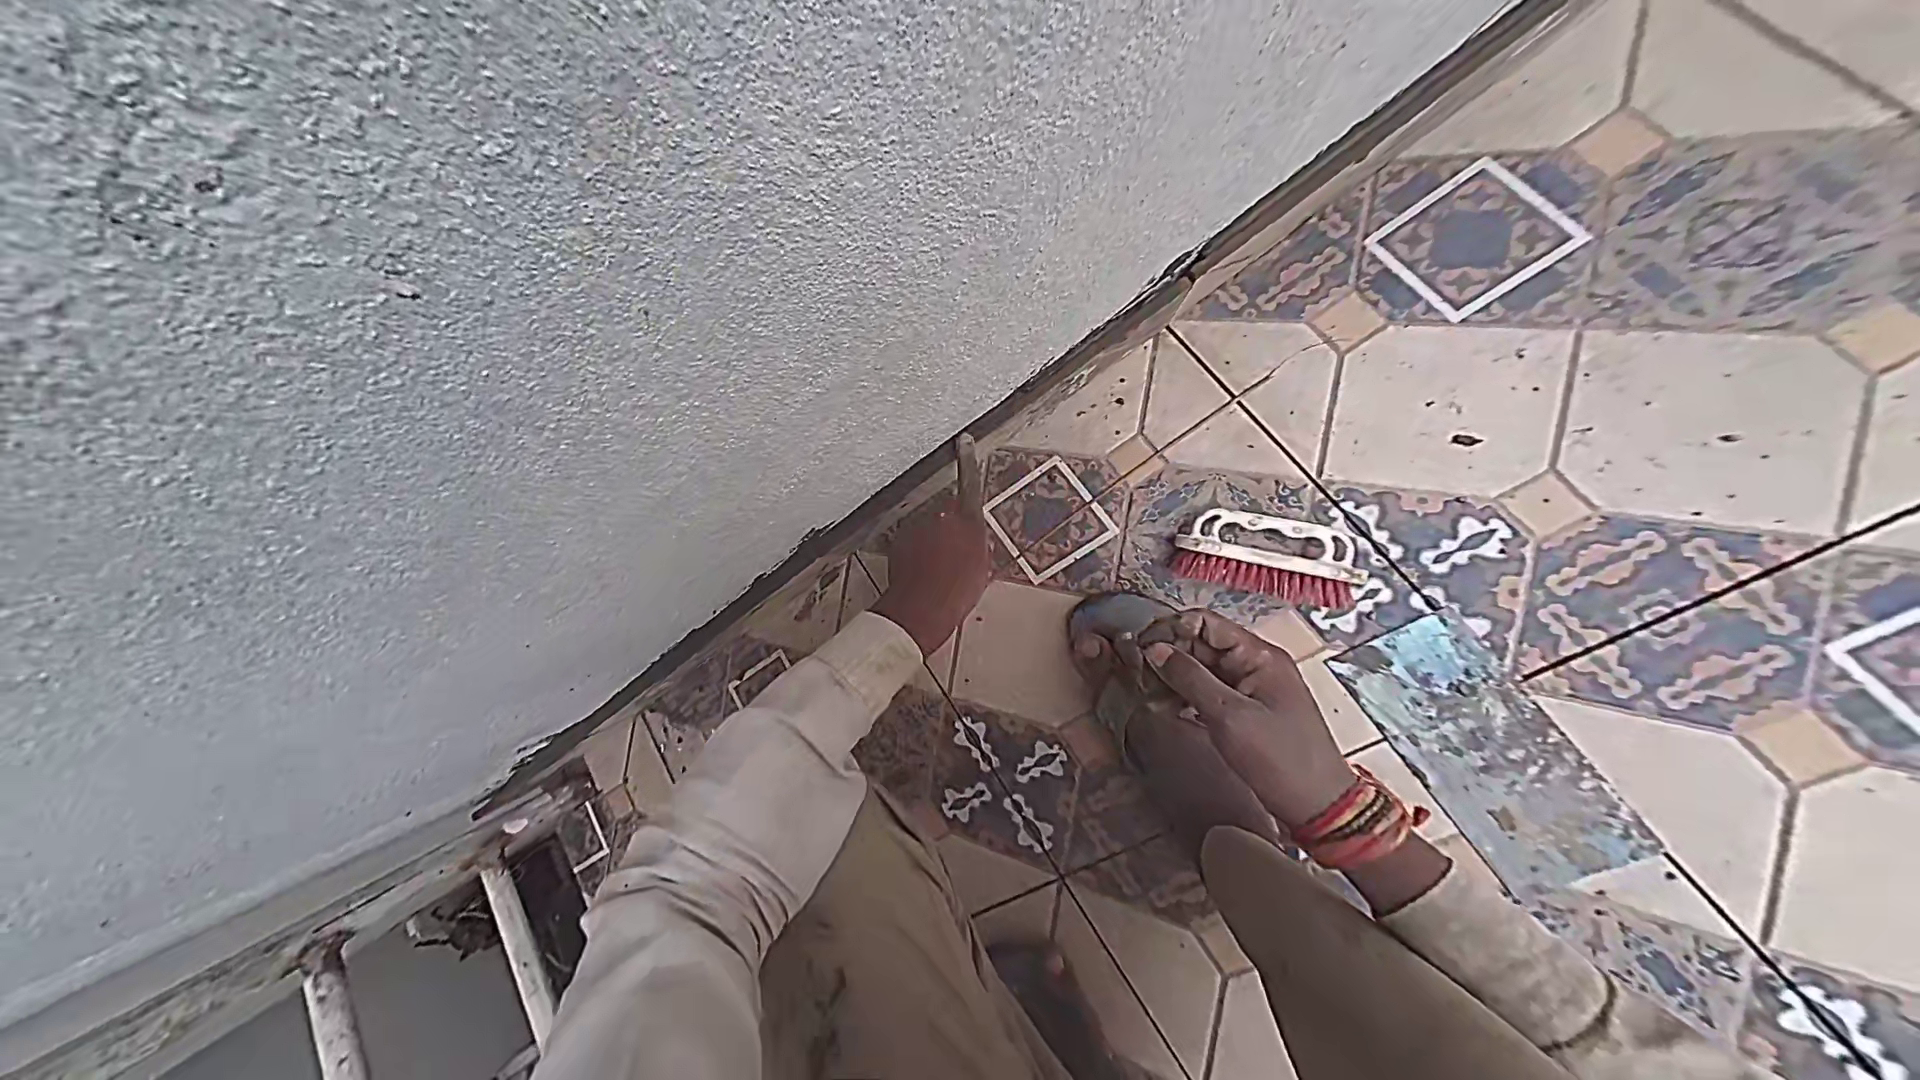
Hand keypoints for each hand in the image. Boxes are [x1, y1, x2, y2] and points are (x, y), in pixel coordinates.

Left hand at [871, 435, 990, 655]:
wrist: (923, 607)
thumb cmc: (958, 591)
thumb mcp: (981, 566)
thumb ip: (976, 541)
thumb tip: (971, 535)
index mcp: (969, 520)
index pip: (970, 483)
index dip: (968, 461)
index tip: (964, 440)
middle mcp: (942, 515)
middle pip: (946, 511)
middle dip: (948, 526)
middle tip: (953, 556)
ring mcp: (918, 524)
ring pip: (927, 525)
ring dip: (930, 539)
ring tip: (935, 568)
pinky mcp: (900, 537)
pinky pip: (911, 538)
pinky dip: (914, 549)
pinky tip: (919, 570)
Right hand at [1139, 611, 1356, 827]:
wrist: (1319, 806)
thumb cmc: (1280, 760)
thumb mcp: (1229, 716)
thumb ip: (1190, 678)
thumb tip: (1155, 649)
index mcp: (1259, 655)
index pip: (1205, 622)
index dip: (1170, 629)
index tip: (1142, 647)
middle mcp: (1254, 662)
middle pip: (1200, 642)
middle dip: (1169, 654)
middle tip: (1140, 674)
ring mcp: (1250, 684)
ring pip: (1201, 666)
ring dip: (1173, 676)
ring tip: (1149, 693)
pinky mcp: (1245, 706)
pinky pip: (1208, 688)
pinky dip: (1186, 694)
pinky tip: (1166, 707)